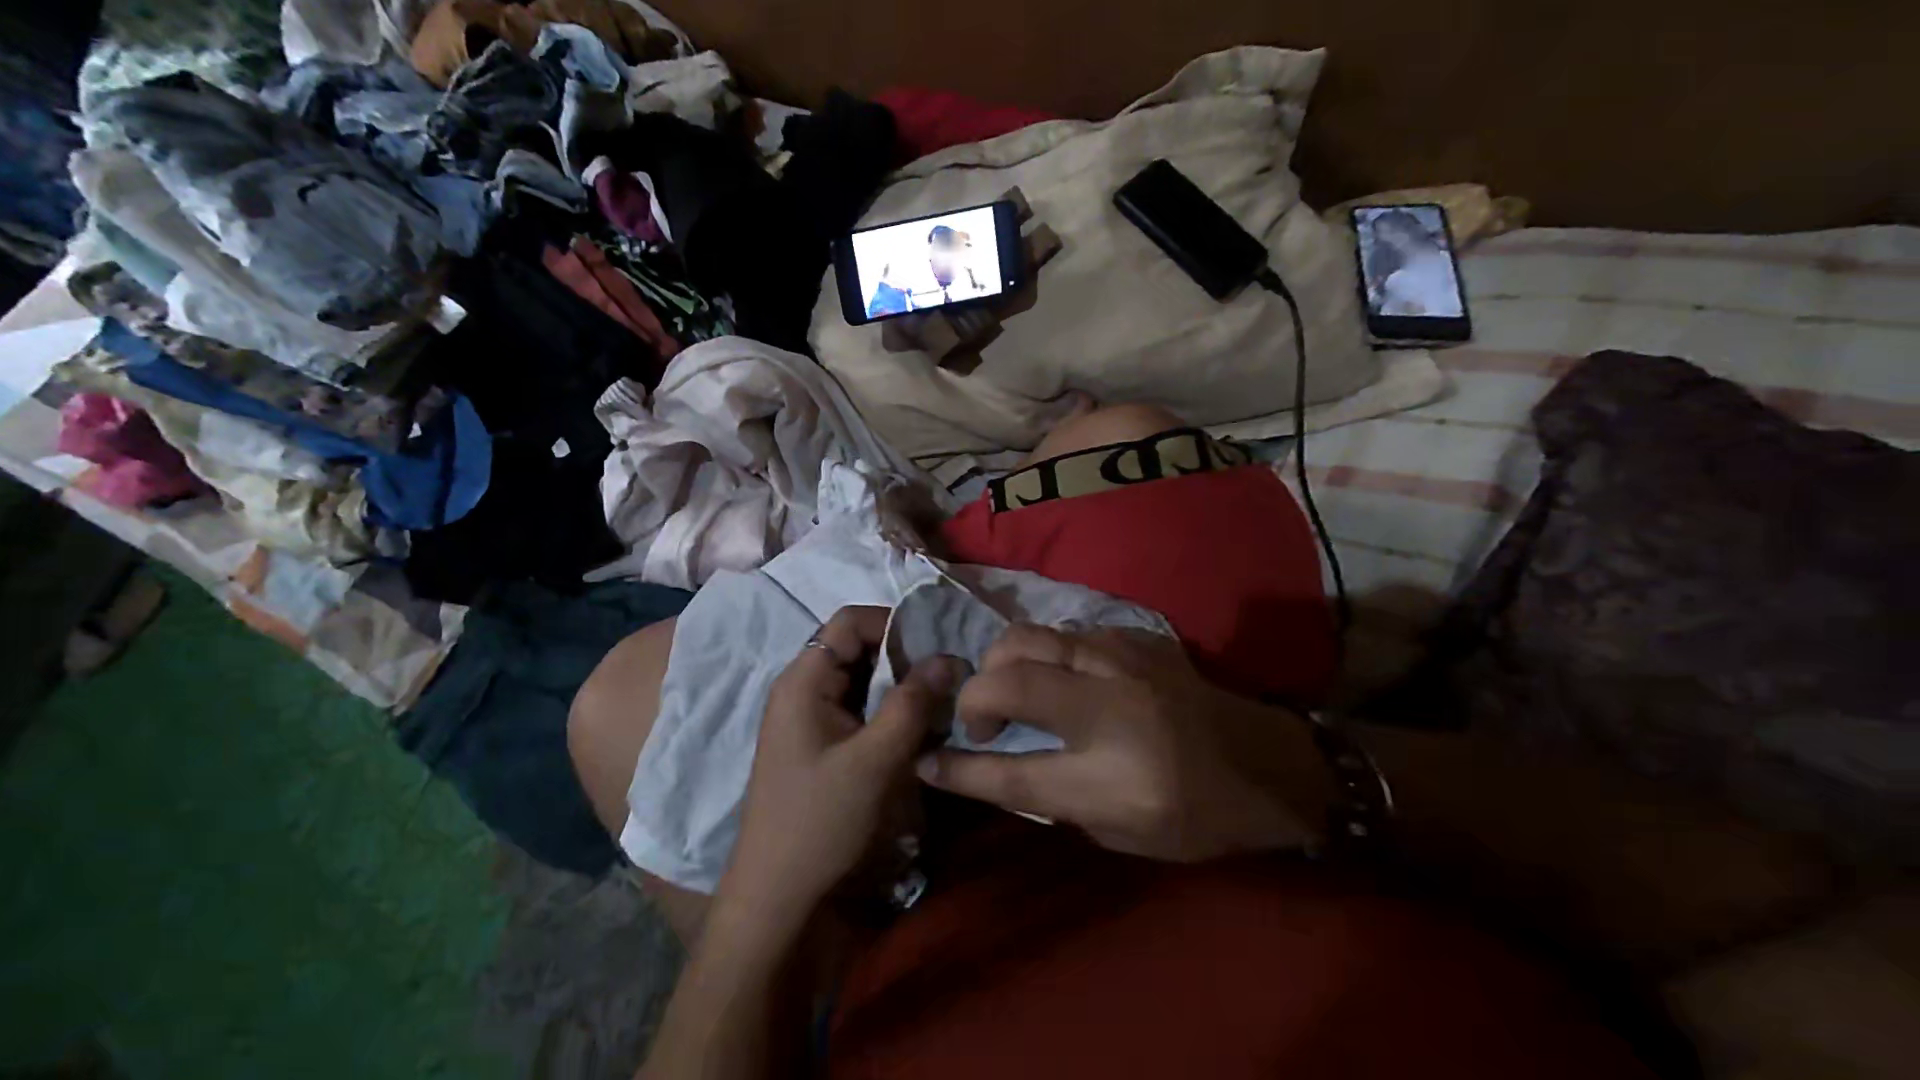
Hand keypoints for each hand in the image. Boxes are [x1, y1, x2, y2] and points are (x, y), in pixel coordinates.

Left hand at [719, 606, 963, 921]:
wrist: (777, 894)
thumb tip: (947, 658)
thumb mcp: (874, 760)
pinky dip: (890, 711)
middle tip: (949, 677)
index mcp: (804, 680)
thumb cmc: (819, 821)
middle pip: (858, 647)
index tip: (938, 647)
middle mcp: (803, 688)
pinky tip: (920, 729)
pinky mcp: (821, 742)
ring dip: (901, 686)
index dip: (894, 624)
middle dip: (905, 656)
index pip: (851, 621)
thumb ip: (911, 704)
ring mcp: (811, 717)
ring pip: (863, 680)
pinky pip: (860, 709)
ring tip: (942, 702)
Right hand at [917, 624, 1331, 861]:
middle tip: (984, 722)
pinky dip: (1045, 653)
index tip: (926, 760)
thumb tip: (985, 766)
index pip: (1008, 770)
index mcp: (1107, 775)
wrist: (1265, 763)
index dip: (958, 766)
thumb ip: (1048, 798)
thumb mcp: (1117, 833)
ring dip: (1003, 665)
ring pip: (1028, 637)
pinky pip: (1065, 632)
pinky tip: (1060, 676)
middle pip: (1007, 677)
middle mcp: (1108, 707)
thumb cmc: (1193, 815)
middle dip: (974, 696)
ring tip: (1013, 691)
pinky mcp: (1134, 636)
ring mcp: (1121, 660)